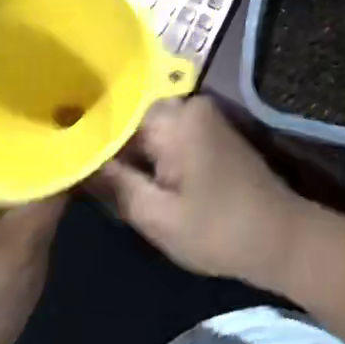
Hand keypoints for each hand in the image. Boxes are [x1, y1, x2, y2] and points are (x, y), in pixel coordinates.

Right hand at [92, 96, 308, 285]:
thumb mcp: (156, 216)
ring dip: (128, 152)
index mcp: (175, 117)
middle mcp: (188, 104)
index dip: (87, 138)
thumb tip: (75, 160)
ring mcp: (202, 115)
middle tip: (76, 170)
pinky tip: (130, 174)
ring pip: (147, 127)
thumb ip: (113, 183)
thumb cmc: (218, 231)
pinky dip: (149, 154)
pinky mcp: (209, 131)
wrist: (282, 239)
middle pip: (130, 118)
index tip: (62, 155)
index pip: (114, 116)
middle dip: (107, 145)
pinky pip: (166, 134)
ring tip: (96, 174)